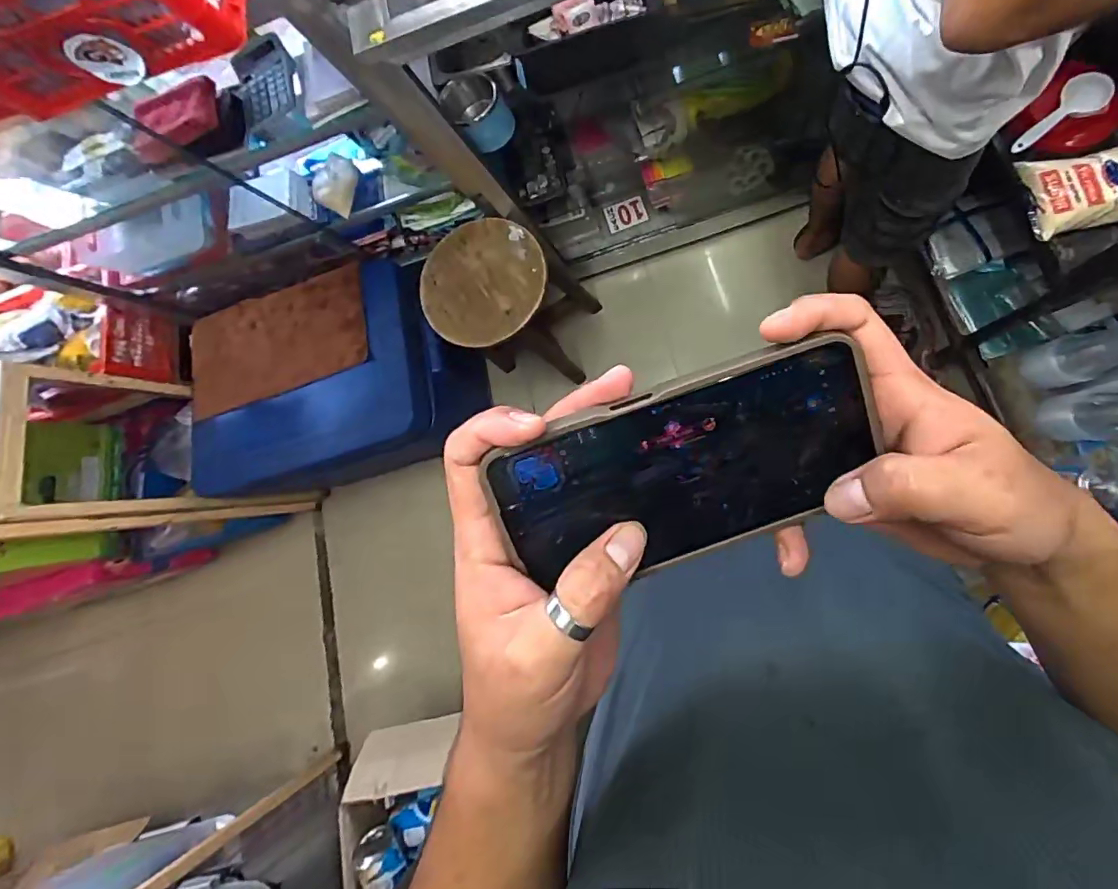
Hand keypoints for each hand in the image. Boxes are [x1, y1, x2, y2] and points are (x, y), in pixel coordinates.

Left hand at [442, 368, 648, 758]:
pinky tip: (651, 464)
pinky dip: (626, 481)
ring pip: (573, 472)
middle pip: (532, 451)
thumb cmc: (513, 697)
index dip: (489, 431)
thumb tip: (626, 536)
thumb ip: (577, 601)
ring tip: (637, 405)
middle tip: (617, 386)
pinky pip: (606, 507)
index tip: (534, 426)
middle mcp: (517, 525)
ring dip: (602, 435)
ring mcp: (555, 538)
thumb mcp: (538, 654)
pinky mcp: (588, 556)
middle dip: (568, 414)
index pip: (466, 463)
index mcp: (484, 542)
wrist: (536, 731)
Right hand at [760, 295, 1103, 572]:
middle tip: (735, 418)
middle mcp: (870, 410)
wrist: (1025, 548)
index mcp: (901, 390)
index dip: (816, 313)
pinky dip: (796, 523)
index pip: (858, 325)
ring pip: (800, 444)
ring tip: (755, 504)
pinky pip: (810, 496)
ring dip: (772, 472)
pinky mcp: (855, 489)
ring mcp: (859, 451)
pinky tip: (793, 554)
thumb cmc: (1015, 499)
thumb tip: (836, 495)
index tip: (773, 330)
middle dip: (769, 393)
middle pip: (809, 380)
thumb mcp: (972, 487)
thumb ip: (910, 484)